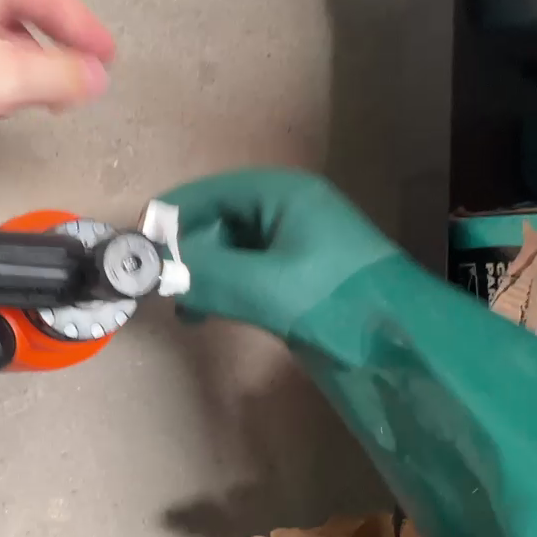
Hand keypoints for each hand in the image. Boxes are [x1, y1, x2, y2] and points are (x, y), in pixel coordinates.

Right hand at [159, 169, 396, 340]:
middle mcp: (283, 208)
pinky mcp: (294, 272)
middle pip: (213, 221)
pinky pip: (242, 270)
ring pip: (225, 249)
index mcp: (280, 194)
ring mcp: (291, 241)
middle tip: (160, 287)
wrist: (399, 343)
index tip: (137, 251)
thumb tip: (150, 271)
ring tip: (185, 308)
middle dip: (184, 253)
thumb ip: (202, 274)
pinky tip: (208, 312)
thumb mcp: (262, 287)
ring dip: (200, 274)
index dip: (169, 220)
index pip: (206, 193)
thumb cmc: (334, 300)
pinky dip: (220, 287)